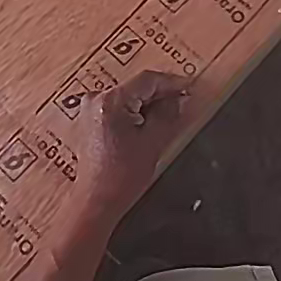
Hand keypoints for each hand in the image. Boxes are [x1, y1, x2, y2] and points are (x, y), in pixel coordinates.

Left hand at [76, 70, 192, 220]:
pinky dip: (134, 111)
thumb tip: (179, 98)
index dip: (172, 82)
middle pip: (136, 86)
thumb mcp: (153, 141)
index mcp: (110, 101)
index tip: (190, 86)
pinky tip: (149, 122)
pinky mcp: (90, 120)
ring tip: (168, 115)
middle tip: (183, 101)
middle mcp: (96, 99)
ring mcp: (90, 109)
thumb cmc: (122, 176)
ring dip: (148, 103)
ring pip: (127, 96)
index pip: (147, 80)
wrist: (96, 200)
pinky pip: (118, 107)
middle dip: (160, 94)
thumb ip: (168, 114)